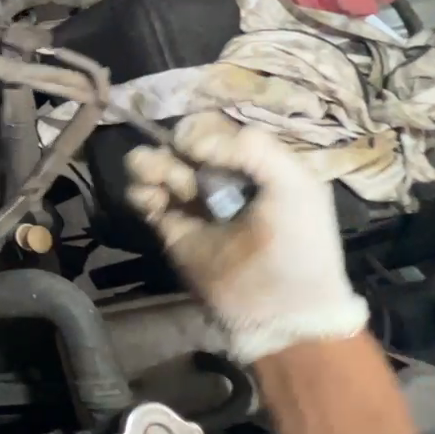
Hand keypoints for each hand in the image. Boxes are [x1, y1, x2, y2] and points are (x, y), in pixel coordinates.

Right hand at [125, 111, 368, 363]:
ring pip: (148, 158)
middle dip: (179, 150)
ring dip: (155, 167)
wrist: (279, 310)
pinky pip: (136, 191)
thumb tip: (188, 144)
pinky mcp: (165, 221)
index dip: (201, 129)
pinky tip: (158, 206)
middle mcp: (217, 173)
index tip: (206, 150)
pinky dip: (140, 192)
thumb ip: (251, 146)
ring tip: (178, 194)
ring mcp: (188, 197)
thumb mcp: (297, 186)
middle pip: (174, 136)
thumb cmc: (298, 245)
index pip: (210, 123)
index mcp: (251, 161)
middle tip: (198, 181)